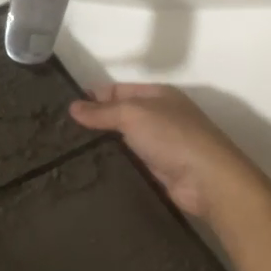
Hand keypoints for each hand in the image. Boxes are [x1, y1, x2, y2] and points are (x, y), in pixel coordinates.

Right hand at [69, 84, 270, 219]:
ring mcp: (161, 144)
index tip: (66, 109)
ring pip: (124, 140)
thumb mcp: (133, 114)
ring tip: (69, 152)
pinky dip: (114, 162)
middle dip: (95, 121)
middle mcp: (160, 116)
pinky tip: (92, 168)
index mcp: (158, 95)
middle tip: (62, 132)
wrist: (208, 180)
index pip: (118, 89)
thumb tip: (73, 107)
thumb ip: (102, 112)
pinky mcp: (159, 169)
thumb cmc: (172, 137)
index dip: (94, 96)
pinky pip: (130, 161)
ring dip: (103, 144)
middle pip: (120, 115)